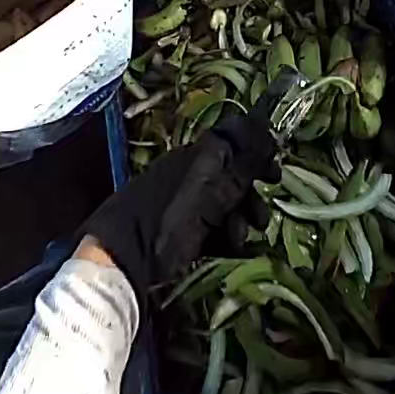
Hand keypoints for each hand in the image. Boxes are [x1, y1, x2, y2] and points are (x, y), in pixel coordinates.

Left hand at [79, 113, 277, 293]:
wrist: (118, 260)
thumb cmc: (167, 224)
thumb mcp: (211, 196)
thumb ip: (242, 168)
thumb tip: (270, 133)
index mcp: (201, 155)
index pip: (238, 139)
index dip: (260, 153)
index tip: (276, 175)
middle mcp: (194, 170)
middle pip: (234, 174)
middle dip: (251, 196)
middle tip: (262, 219)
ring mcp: (185, 197)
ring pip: (224, 201)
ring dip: (239, 219)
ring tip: (240, 240)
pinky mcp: (178, 223)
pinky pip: (209, 222)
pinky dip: (222, 233)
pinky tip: (228, 249)